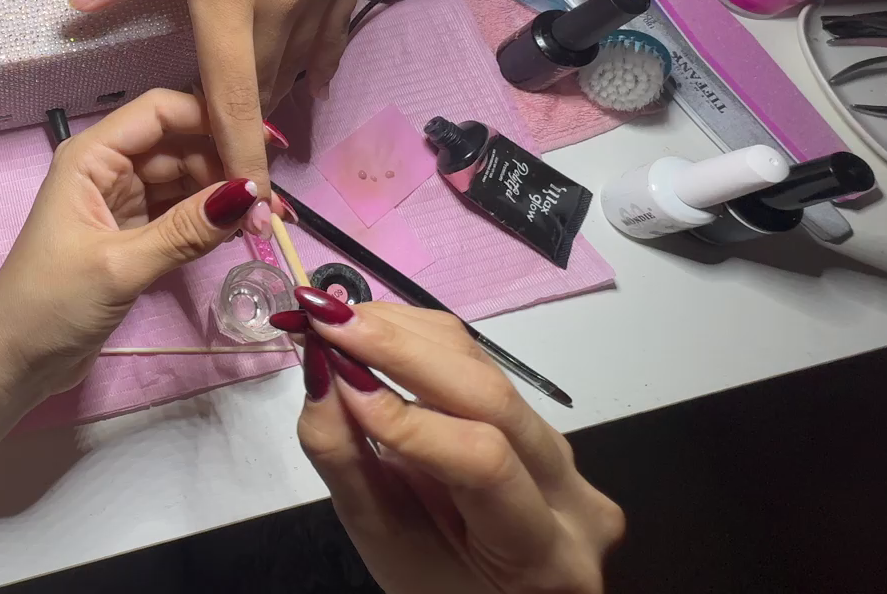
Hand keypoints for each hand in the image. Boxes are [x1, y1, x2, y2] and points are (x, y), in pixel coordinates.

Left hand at [0, 89, 268, 401]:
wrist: (15, 359)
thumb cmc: (52, 303)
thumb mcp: (120, 265)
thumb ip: (185, 230)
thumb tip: (250, 194)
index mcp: (91, 156)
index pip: (160, 113)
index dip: (211, 119)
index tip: (264, 147)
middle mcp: (107, 167)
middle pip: (178, 145)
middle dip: (226, 167)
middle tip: (272, 206)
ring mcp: (120, 199)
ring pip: (183, 179)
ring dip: (223, 196)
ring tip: (267, 222)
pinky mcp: (132, 231)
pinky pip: (178, 211)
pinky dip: (208, 219)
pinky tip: (240, 231)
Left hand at [70, 0, 408, 197]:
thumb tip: (80, 9)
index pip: (228, 97)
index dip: (235, 157)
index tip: (246, 205)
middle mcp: (280, 5)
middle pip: (261, 89)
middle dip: (245, 131)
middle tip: (226, 158)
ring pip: (298, 67)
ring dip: (275, 100)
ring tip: (258, 126)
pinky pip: (334, 37)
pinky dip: (316, 65)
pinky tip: (310, 80)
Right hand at [277, 293, 622, 593]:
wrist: (481, 582)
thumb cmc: (428, 575)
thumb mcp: (375, 533)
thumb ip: (340, 452)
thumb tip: (316, 366)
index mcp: (541, 553)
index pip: (481, 459)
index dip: (402, 414)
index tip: (330, 372)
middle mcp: (570, 493)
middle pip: (487, 395)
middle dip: (395, 347)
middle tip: (322, 318)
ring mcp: (559, 449)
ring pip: (479, 361)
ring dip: (397, 330)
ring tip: (331, 320)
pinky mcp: (533, 414)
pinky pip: (473, 356)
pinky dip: (410, 334)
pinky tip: (365, 332)